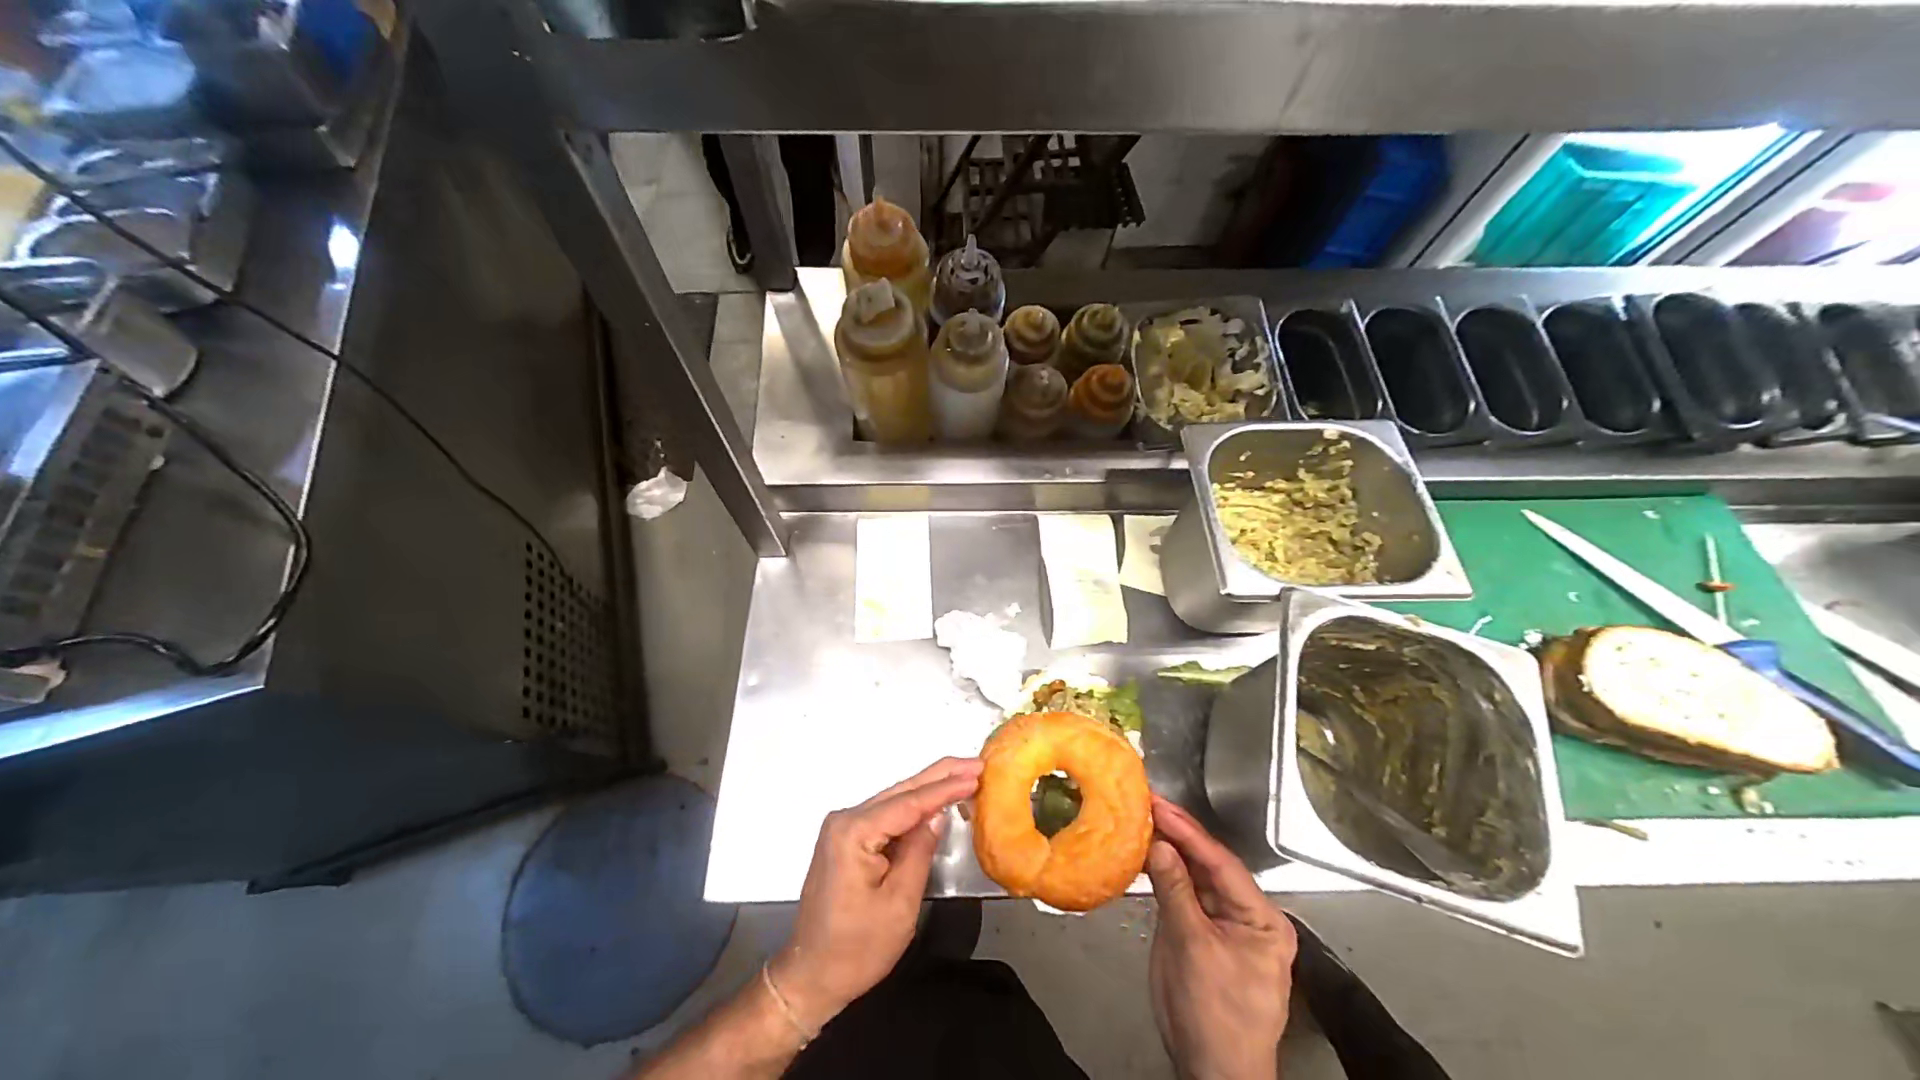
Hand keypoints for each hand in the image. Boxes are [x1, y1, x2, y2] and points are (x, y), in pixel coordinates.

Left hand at [767, 757, 982, 1033]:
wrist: (812, 976)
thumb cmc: (855, 949)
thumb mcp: (899, 903)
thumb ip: (919, 852)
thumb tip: (937, 816)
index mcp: (854, 833)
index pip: (910, 802)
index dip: (946, 787)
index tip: (977, 772)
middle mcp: (845, 821)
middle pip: (901, 792)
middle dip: (941, 776)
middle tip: (976, 763)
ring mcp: (843, 829)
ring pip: (895, 800)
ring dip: (930, 788)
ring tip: (963, 775)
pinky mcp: (847, 841)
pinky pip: (886, 816)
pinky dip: (913, 808)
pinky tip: (935, 802)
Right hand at [1147, 794, 1296, 1079]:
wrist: (1212, 1071)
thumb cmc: (1214, 1016)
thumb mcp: (1192, 948)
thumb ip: (1176, 891)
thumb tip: (1160, 844)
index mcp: (1263, 919)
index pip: (1221, 863)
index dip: (1188, 831)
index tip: (1159, 804)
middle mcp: (1249, 916)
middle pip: (1210, 866)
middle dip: (1179, 836)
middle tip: (1147, 804)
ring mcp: (1226, 924)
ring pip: (1196, 878)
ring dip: (1170, 852)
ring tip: (1143, 821)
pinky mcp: (1205, 934)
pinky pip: (1186, 895)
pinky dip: (1166, 876)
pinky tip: (1147, 856)